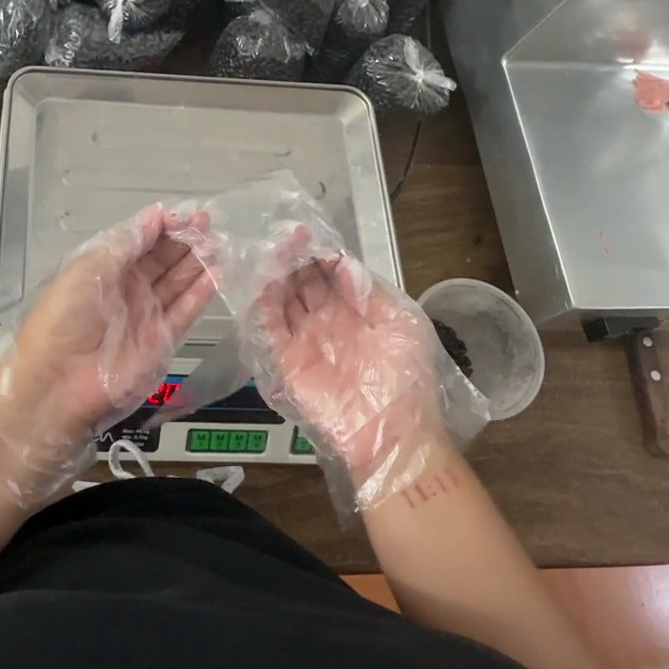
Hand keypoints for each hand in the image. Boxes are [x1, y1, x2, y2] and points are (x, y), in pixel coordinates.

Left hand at [0, 204, 215, 506]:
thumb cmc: (63, 320)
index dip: (162, 226)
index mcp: (104, 269)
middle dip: (185, 240)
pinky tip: (217, 274)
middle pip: (162, 259)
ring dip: (197, 262)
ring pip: (178, 282)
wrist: (57, 385)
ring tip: (219, 243)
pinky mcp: (162, 341)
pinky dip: (201, 293)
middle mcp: (127, 289)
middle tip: (209, 223)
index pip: (140, 241)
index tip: (186, 213)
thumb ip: (125, 243)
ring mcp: (146, 315)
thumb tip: (156, 214)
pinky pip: (185, 311)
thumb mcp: (88, 271)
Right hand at [249, 251, 457, 506]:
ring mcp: (305, 340)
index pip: (330, 274)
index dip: (317, 253)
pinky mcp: (287, 360)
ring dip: (276, 276)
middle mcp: (327, 321)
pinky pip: (269, 328)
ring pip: (283, 300)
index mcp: (356, 311)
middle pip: (303, 282)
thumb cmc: (405, 377)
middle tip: (282, 238)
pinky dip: (263, 305)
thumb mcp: (401, 323)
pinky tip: (262, 283)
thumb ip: (369, 291)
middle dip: (293, 259)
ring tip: (269, 253)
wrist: (393, 434)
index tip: (305, 234)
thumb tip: (340, 261)